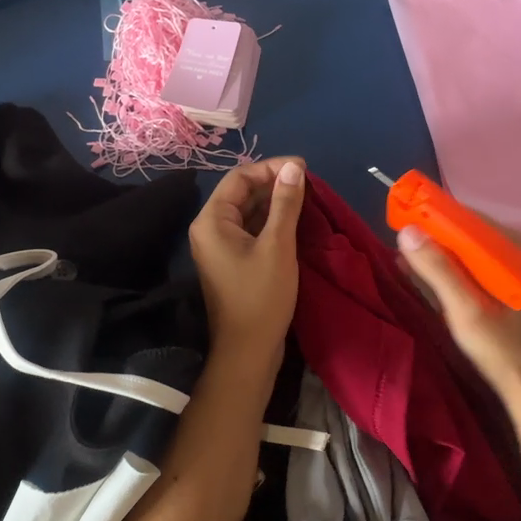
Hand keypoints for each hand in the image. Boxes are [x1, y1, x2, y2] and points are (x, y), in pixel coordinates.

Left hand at [188, 157, 305, 364]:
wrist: (248, 352)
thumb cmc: (261, 297)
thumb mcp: (277, 246)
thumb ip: (285, 204)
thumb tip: (294, 168)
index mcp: (212, 221)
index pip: (240, 177)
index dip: (271, 167)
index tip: (304, 168)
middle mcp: (210, 228)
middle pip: (242, 192)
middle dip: (274, 183)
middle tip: (310, 183)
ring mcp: (220, 246)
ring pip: (248, 211)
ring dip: (275, 202)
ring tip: (307, 198)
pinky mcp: (233, 260)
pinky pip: (251, 229)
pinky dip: (272, 221)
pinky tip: (296, 220)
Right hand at [398, 224, 520, 406]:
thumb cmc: (500, 349)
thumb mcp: (464, 309)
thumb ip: (437, 270)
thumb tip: (407, 231)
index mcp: (512, 249)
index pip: (466, 219)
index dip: (433, 217)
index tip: (401, 219)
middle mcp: (512, 252)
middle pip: (463, 233)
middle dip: (430, 237)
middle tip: (398, 244)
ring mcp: (506, 270)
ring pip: (462, 251)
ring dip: (433, 255)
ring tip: (402, 258)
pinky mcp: (498, 287)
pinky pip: (466, 268)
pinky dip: (443, 270)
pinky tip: (418, 274)